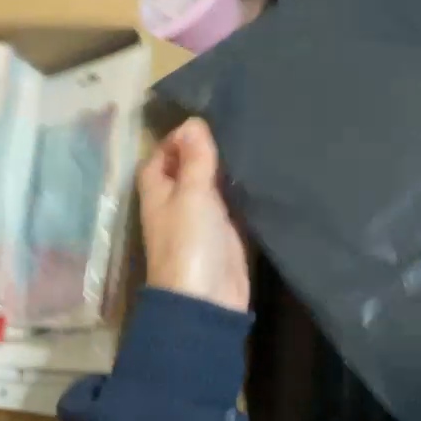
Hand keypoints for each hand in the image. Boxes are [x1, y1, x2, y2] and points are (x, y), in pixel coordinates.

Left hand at [139, 118, 249, 312]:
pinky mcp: (228, 235)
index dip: (177, 139)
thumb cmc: (190, 242)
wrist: (208, 300)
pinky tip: (262, 175)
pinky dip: (244, 192)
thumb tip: (192, 121)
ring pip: (213, 187)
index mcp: (158, 192)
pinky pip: (235, 205)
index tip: (206, 120)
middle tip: (237, 125)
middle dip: (207, 150)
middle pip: (188, 170)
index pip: (160, 157)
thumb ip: (194, 159)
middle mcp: (177, 203)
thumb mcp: (191, 193)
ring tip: (253, 142)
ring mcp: (203, 221)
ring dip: (228, 170)